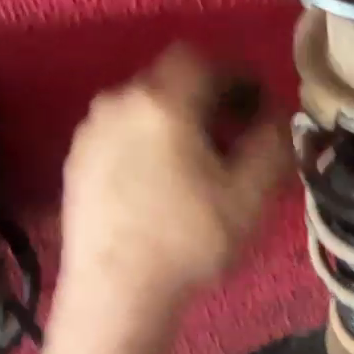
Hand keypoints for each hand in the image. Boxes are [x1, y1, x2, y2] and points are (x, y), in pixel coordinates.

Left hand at [56, 45, 290, 342]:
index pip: (202, 59)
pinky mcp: (75, 161)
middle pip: (171, 80)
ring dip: (176, 121)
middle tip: (235, 134)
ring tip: (198, 162)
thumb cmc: (187, 239)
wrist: (114, 295)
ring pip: (144, 107)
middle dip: (208, 98)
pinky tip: (159, 183)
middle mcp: (118, 102)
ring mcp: (90, 132)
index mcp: (161, 100)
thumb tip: (278, 114)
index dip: (236, 74)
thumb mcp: (249, 193)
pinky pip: (120, 133)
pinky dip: (146, 142)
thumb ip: (272, 141)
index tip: (257, 105)